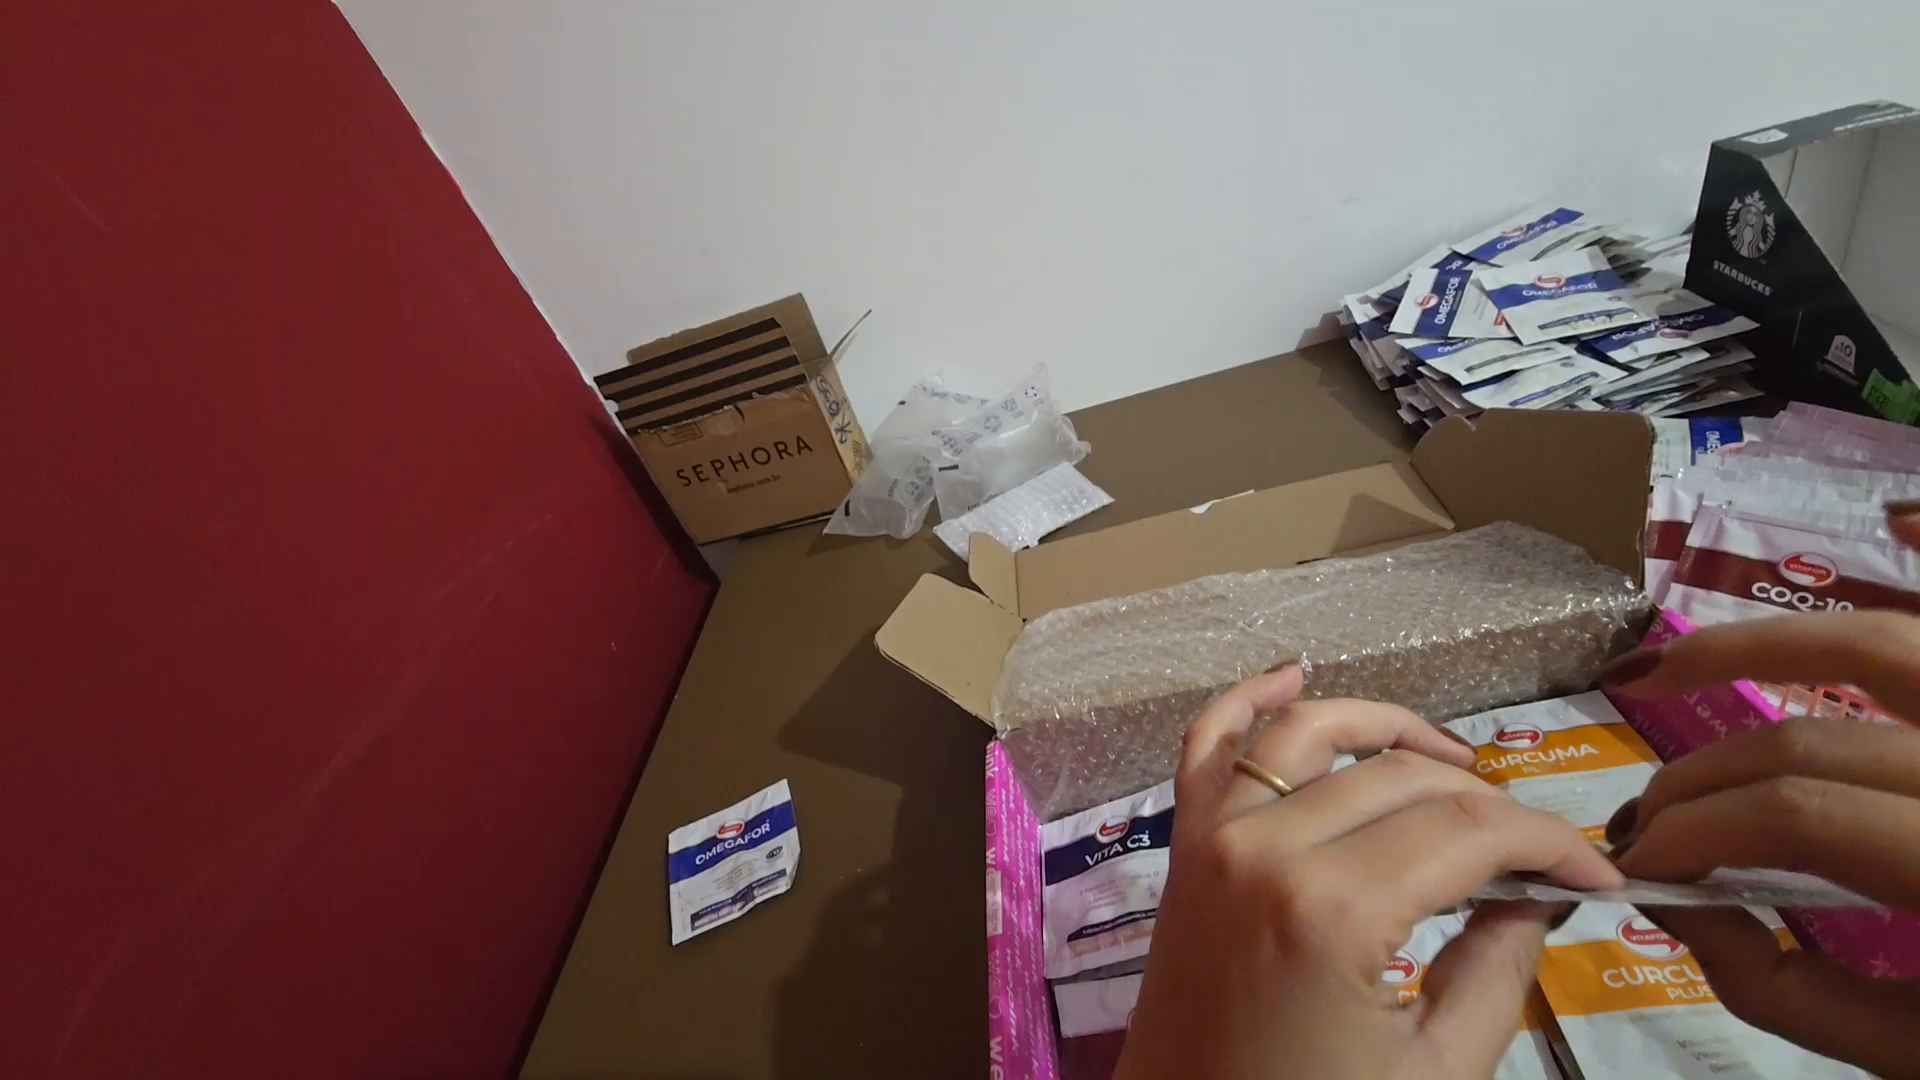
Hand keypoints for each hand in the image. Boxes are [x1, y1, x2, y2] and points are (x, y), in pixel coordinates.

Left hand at [1115, 666, 1622, 1079]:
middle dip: (1483, 798)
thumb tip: (1534, 891)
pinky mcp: (1183, 834)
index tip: (1597, 872)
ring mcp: (1211, 829)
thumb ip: (1495, 970)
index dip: (1545, 841)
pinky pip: (1206, 742)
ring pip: (1303, 732)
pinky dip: (1246, 698)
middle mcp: (1263, 843)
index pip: (1463, 831)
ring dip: (1382, 726)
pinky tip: (1294, 674)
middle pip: (1394, 776)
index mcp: (1331, 908)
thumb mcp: (1432, 1071)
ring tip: (1448, 758)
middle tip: (1532, 842)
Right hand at [1602, 608, 1919, 1079]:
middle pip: (1803, 741)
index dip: (1689, 830)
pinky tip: (1895, 516)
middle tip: (1648, 821)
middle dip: (1693, 781)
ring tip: (1648, 668)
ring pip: (1878, 642)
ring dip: (1740, 648)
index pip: (1796, 812)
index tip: (1636, 864)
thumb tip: (1673, 904)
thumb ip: (1791, 992)